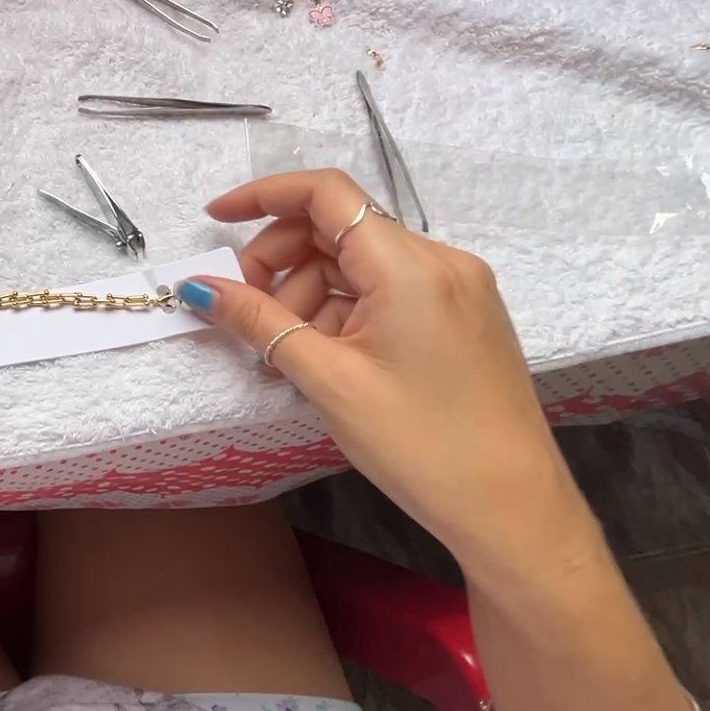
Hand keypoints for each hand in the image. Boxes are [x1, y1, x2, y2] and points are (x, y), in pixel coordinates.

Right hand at [175, 170, 592, 573]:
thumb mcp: (324, 377)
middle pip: (332, 229)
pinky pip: (376, 289)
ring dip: (302, 293)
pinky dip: (333, 310)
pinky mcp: (453, 316)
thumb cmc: (419, 444)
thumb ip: (255, 320)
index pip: (326, 194)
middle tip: (244, 312)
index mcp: (411, 268)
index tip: (213, 220)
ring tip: (283, 353)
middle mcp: (438, 263)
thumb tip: (194, 286)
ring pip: (350, 262)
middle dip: (275, 260)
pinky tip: (317, 356)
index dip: (262, 195)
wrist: (516, 516)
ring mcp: (452, 289)